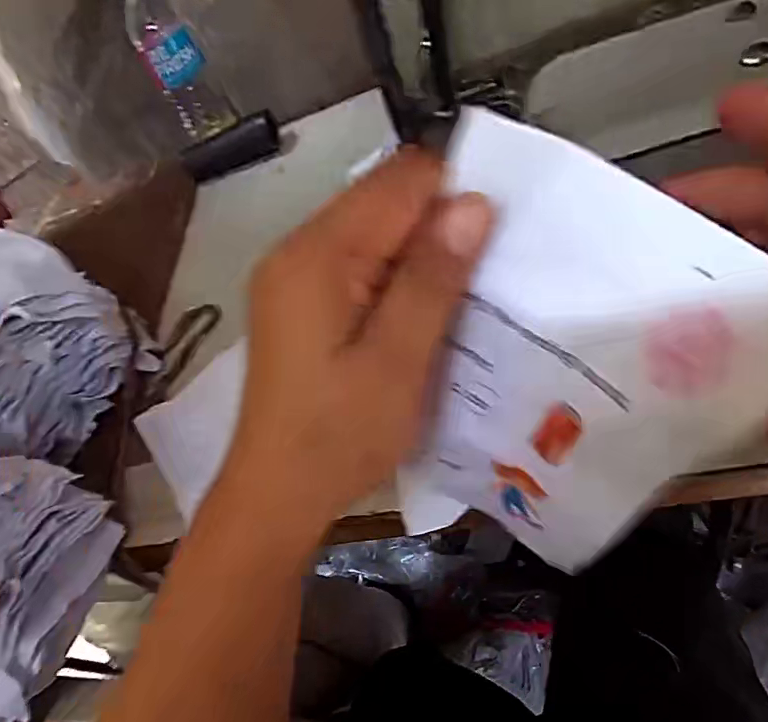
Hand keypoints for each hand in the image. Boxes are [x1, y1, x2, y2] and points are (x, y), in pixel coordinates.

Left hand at [214, 148, 494, 533]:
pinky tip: (410, 331)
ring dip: (415, 268)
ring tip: (448, 317)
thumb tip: (474, 203)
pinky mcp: (295, 315)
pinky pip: (353, 277)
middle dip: (435, 236)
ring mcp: (289, 285)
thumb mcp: (397, 361)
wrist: (276, 495)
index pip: (400, 181)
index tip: (491, 250)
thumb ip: (432, 280)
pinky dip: (389, 292)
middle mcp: (294, 254)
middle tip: (475, 293)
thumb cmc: (338, 437)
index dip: (454, 200)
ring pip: (370, 243)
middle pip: (381, 207)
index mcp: (316, 254)